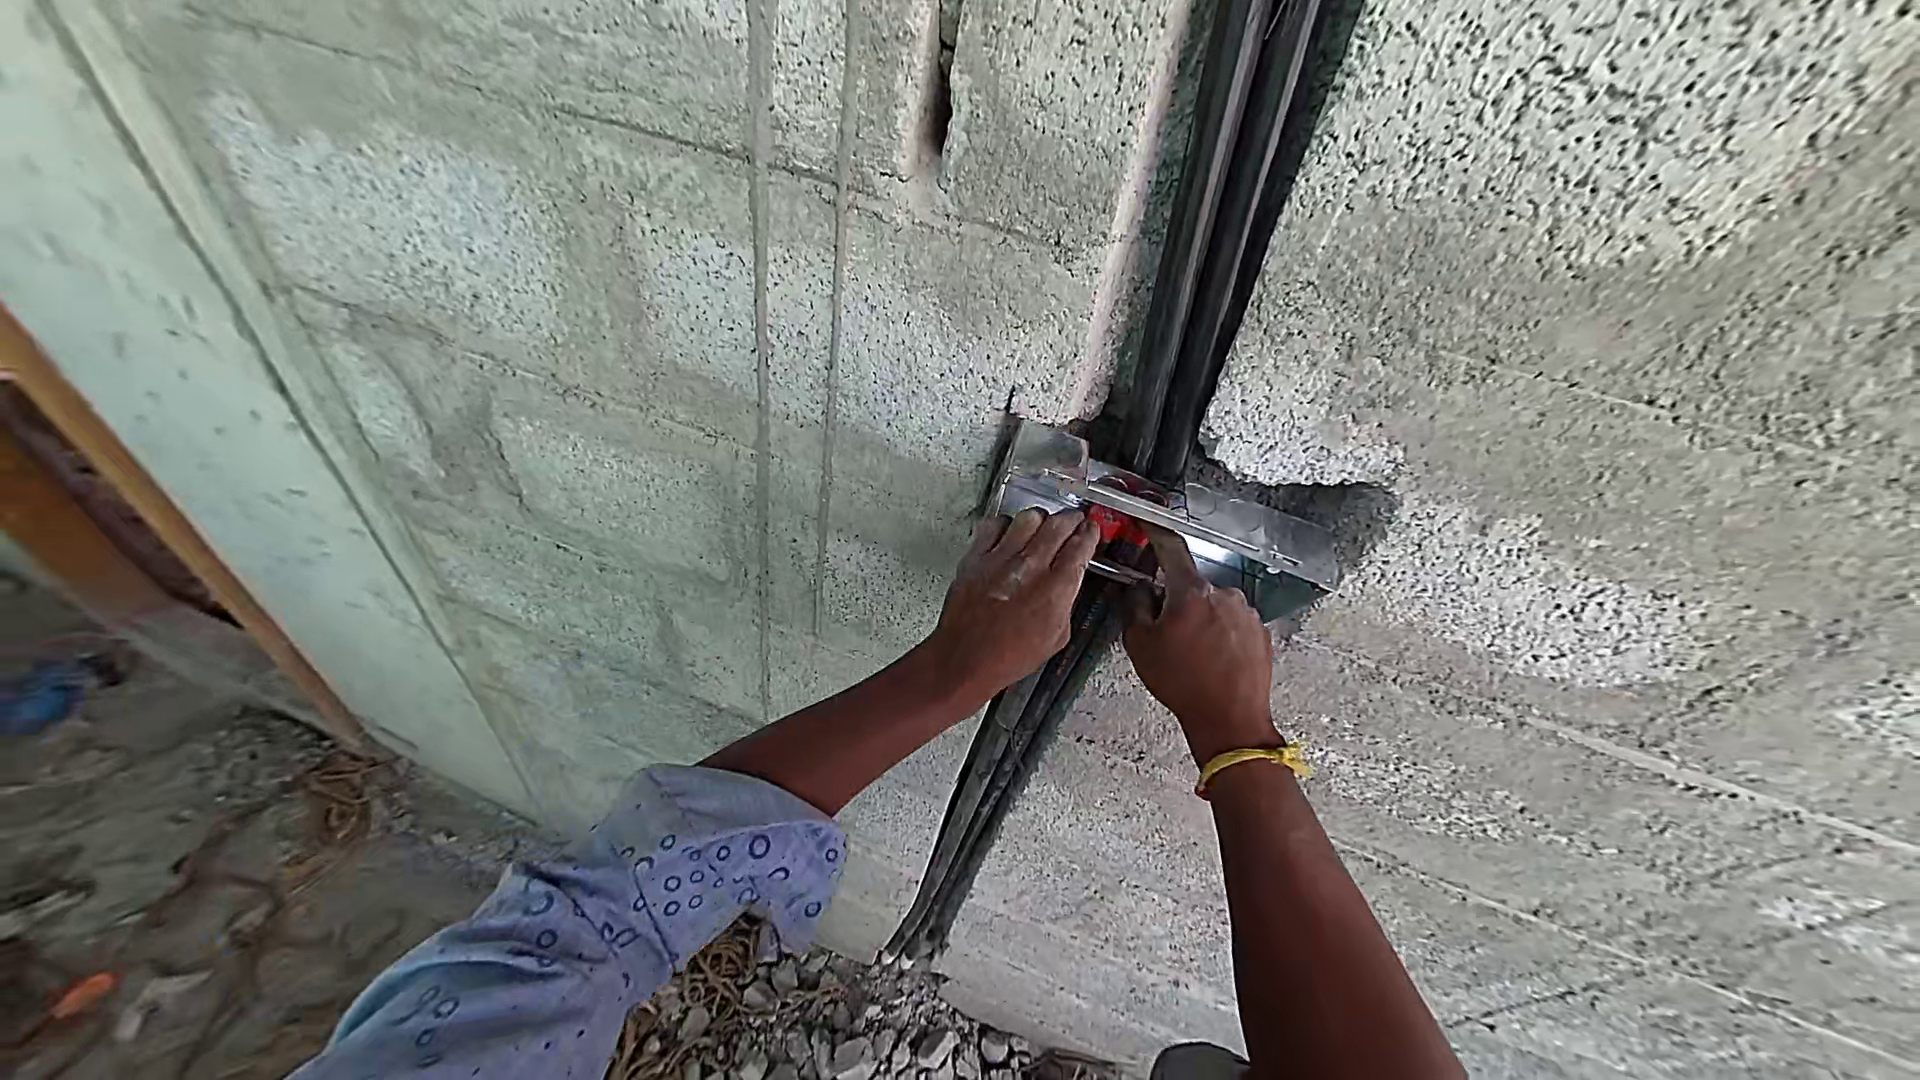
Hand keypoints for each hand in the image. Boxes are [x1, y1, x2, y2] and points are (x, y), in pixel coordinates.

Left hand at [924, 508, 1098, 695]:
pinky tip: (1009, 533)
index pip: (1080, 545)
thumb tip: (1068, 583)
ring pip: (1028, 517)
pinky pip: (993, 525)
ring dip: (1040, 518)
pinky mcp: (976, 557)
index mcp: (1055, 588)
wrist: (966, 658)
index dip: (1089, 533)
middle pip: (1058, 524)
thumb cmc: (1007, 655)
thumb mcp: (1056, 637)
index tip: (1090, 529)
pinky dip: (1006, 524)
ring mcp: (1000, 559)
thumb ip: (1065, 602)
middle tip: (1073, 520)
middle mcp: (1029, 567)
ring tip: (1042, 524)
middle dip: (1071, 519)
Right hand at [1122, 525, 1278, 763]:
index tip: (1150, 521)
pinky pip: (1232, 623)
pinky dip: (1220, 635)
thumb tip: (1140, 589)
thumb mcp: (1140, 644)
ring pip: (1212, 606)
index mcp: (1191, 593)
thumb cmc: (1183, 683)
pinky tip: (1212, 660)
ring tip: (1192, 655)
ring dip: (1200, 620)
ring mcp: (1246, 614)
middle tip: (1167, 634)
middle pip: (1191, 585)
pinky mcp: (1261, 633)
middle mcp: (1224, 595)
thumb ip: (1135, 605)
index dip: (1156, 533)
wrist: (1230, 720)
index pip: (1171, 549)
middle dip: (1177, 601)